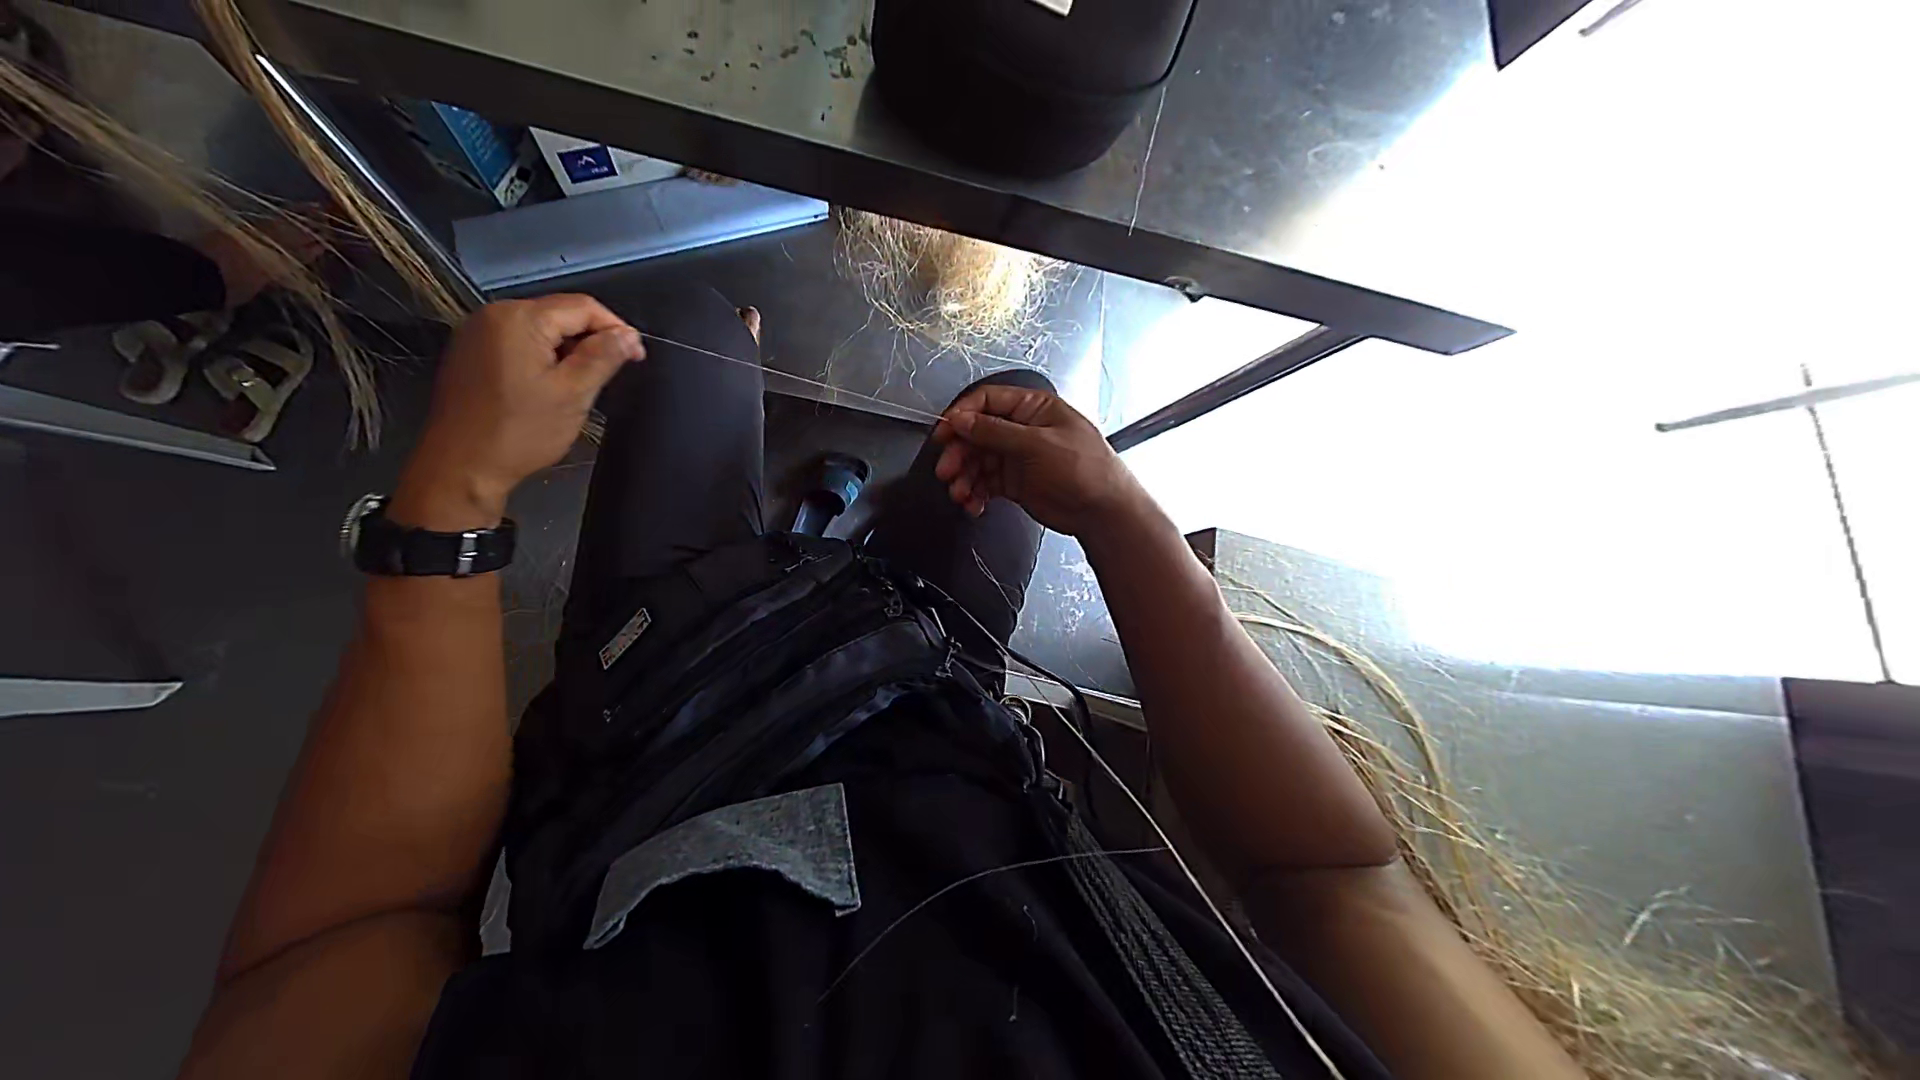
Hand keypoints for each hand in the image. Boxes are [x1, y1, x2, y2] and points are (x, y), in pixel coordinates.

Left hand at [392, 295, 641, 529]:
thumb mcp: (573, 394)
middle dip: (594, 339)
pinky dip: (547, 357)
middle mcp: (493, 316)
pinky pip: (522, 342)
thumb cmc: (519, 432)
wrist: (462, 466)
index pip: (582, 306)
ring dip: (571, 350)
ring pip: (543, 329)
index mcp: (519, 319)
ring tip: (586, 384)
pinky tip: (555, 386)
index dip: (617, 328)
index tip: (636, 357)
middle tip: (614, 373)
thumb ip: (603, 357)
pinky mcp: (474, 353)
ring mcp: (479, 334)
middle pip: (561, 313)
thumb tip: (628, 335)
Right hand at [932, 384, 1147, 535]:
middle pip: (976, 434)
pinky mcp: (1015, 482)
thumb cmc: (1087, 469)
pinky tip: (973, 504)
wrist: (1103, 510)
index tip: (944, 433)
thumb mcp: (1038, 444)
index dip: (961, 416)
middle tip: (947, 470)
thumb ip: (996, 432)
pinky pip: (986, 483)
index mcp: (1032, 408)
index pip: (987, 402)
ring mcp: (1018, 456)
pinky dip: (976, 494)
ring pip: (978, 461)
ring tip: (960, 493)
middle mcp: (1022, 429)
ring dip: (964, 477)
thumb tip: (963, 420)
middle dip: (959, 453)